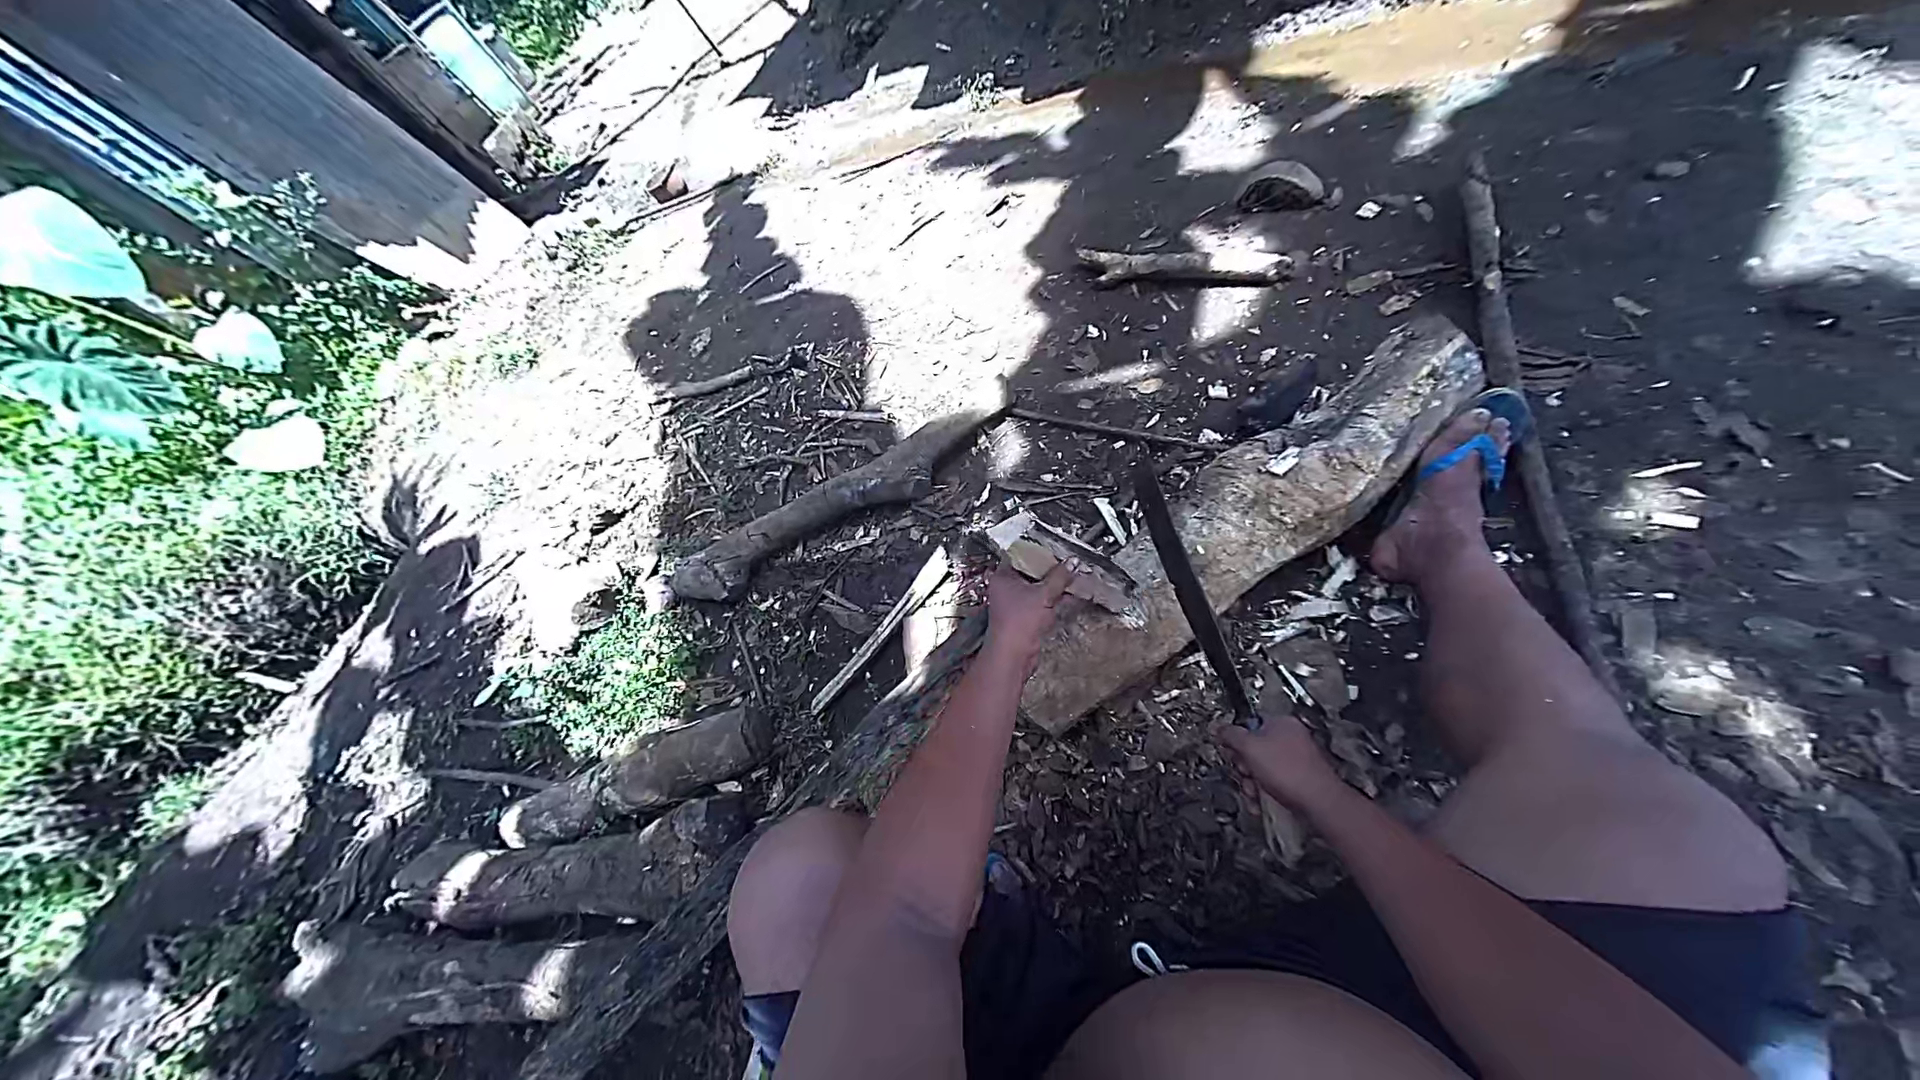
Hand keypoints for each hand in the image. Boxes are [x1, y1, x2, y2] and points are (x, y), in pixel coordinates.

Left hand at [984, 561, 1070, 663]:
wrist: (1014, 654)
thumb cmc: (1019, 622)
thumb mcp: (1044, 594)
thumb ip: (1059, 577)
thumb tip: (1072, 562)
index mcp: (1002, 577)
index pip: (1021, 556)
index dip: (1039, 552)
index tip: (1056, 549)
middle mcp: (1007, 588)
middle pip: (1031, 572)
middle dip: (1050, 569)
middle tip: (1068, 562)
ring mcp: (1016, 602)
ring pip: (1038, 587)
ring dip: (1054, 584)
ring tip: (1073, 575)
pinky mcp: (1026, 615)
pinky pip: (1041, 601)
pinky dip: (1054, 597)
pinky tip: (1069, 592)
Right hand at [1217, 713, 1346, 812]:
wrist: (1319, 803)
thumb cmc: (1289, 772)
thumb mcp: (1249, 747)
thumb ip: (1230, 735)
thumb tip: (1219, 728)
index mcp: (1281, 723)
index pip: (1248, 725)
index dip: (1235, 740)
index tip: (1230, 752)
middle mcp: (1290, 739)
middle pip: (1252, 750)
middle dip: (1243, 767)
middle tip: (1245, 773)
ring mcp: (1296, 761)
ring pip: (1260, 770)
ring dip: (1251, 783)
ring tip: (1254, 792)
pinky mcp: (1298, 781)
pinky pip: (1272, 784)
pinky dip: (1263, 794)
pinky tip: (1260, 802)